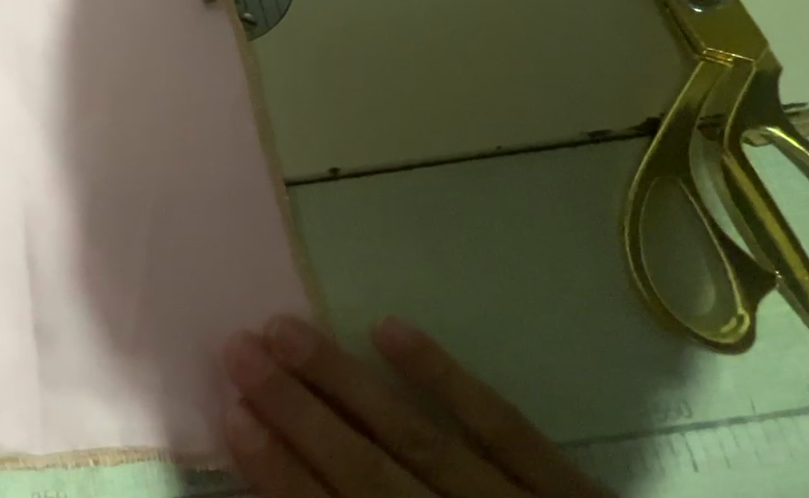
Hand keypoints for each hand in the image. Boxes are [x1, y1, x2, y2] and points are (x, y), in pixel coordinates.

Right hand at [222, 317, 609, 497]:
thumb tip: (289, 495)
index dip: (279, 473)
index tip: (231, 414)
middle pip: (367, 475)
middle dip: (296, 411)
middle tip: (239, 349)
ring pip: (420, 441)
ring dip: (347, 383)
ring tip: (287, 329)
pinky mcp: (576, 496)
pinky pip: (507, 430)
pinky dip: (446, 380)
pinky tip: (387, 328)